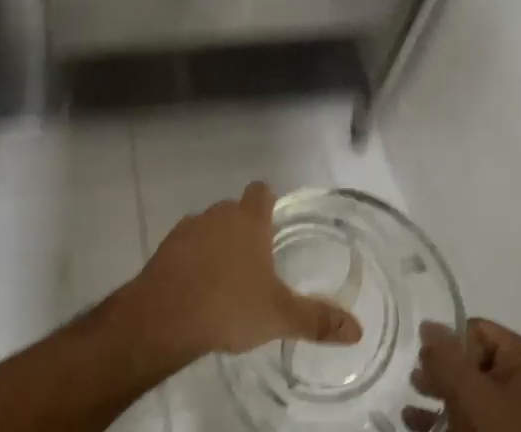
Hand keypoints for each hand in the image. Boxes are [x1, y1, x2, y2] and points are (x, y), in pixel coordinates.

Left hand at [126, 181, 362, 359]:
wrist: (164, 316)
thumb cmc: (228, 305)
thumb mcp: (279, 316)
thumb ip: (317, 320)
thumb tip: (357, 330)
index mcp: (247, 221)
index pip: (261, 191)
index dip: (270, 202)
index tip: (277, 223)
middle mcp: (217, 215)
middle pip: (235, 210)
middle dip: (246, 229)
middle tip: (260, 262)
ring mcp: (187, 229)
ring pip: (209, 228)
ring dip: (218, 245)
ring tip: (229, 280)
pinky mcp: (165, 248)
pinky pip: (187, 247)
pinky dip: (194, 261)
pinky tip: (200, 290)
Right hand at [406, 319, 520, 431]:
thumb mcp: (467, 392)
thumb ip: (443, 355)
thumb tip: (428, 325)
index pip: (477, 331)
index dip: (448, 346)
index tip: (426, 365)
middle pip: (474, 363)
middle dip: (441, 373)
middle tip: (416, 383)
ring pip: (474, 394)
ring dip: (441, 398)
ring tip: (414, 409)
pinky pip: (481, 419)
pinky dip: (453, 420)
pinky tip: (422, 425)